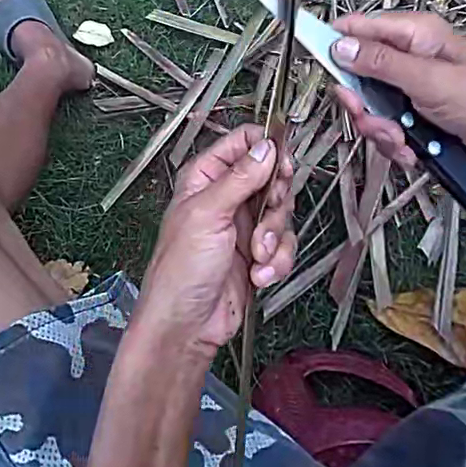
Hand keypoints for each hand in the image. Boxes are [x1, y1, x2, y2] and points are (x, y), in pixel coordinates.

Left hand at [139, 125, 296, 358]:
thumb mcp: (208, 214)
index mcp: (206, 176)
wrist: (187, 324)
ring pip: (282, 212)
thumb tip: (265, 148)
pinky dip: (277, 261)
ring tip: (256, 254)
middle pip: (272, 177)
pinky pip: (285, 244)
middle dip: (275, 202)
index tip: (280, 167)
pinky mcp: (259, 251)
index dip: (267, 149)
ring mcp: (244, 223)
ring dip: (274, 238)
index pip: (243, 142)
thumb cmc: (179, 269)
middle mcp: (226, 195)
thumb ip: (240, 178)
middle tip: (265, 214)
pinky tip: (259, 274)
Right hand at [329, 11, 465, 167]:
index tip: (317, 62)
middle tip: (378, 118)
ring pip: (368, 107)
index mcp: (413, 35)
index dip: (333, 45)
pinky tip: (414, 149)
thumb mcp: (430, 79)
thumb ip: (381, 63)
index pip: (355, 29)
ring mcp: (408, 88)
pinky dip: (395, 143)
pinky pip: (384, 127)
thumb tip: (341, 46)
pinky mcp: (412, 114)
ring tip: (404, 139)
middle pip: (355, 75)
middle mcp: (407, 58)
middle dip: (363, 105)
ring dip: (381, 130)